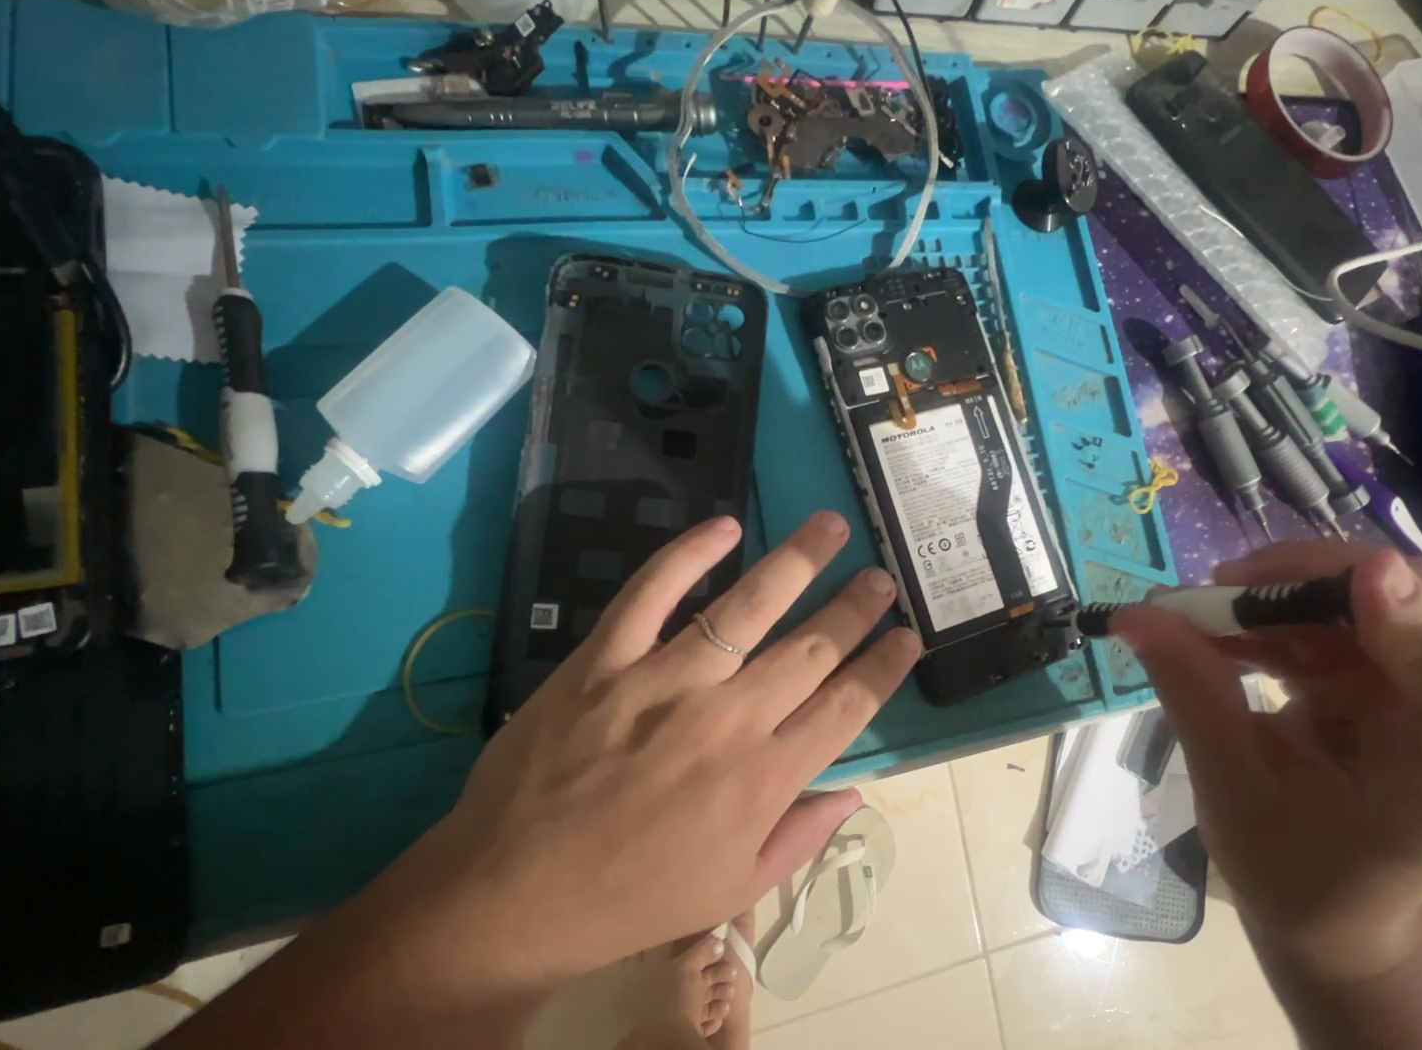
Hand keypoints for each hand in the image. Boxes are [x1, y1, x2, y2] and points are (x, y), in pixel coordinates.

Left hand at [397, 511, 919, 990]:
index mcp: (763, 779)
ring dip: (796, 562)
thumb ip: (802, 835)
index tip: (909, 636)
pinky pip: (650, 593)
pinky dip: (686, 554)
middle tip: (883, 576)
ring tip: (832, 525)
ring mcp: (663, 682)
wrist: (513, 892)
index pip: (845, 707)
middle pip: (810, 648)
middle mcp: (726, 721)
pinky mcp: (604, 660)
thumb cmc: (633, 897)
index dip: (883, 667)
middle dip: (856, 607)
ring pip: (746, 608)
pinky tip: (724, 525)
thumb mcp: (734, 888)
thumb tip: (856, 790)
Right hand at [1114, 542, 1421, 982]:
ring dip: (1276, 594)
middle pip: (1415, 604)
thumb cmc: (1296, 873)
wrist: (1328, 904)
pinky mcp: (1389, 667)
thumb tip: (1135, 612)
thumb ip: (1193, 692)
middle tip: (1215, 594)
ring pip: (1363, 593)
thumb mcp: (1234, 789)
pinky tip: (1218, 630)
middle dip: (1308, 584)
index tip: (1359, 587)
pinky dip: (1271, 614)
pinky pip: (1332, 613)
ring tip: (1196, 614)